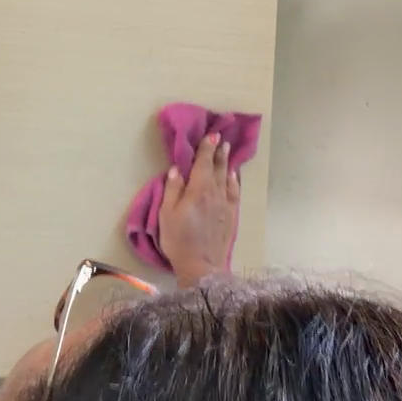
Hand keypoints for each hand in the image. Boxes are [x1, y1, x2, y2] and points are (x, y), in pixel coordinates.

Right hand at [159, 132, 240, 287]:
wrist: (201, 265)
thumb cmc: (178, 239)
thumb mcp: (166, 214)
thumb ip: (172, 190)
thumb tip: (176, 170)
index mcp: (198, 191)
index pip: (203, 165)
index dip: (206, 149)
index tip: (211, 135)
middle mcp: (215, 194)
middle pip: (217, 169)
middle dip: (218, 153)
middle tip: (221, 139)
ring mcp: (226, 205)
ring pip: (228, 179)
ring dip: (227, 164)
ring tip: (227, 153)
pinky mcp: (231, 216)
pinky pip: (234, 193)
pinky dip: (234, 181)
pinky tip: (233, 177)